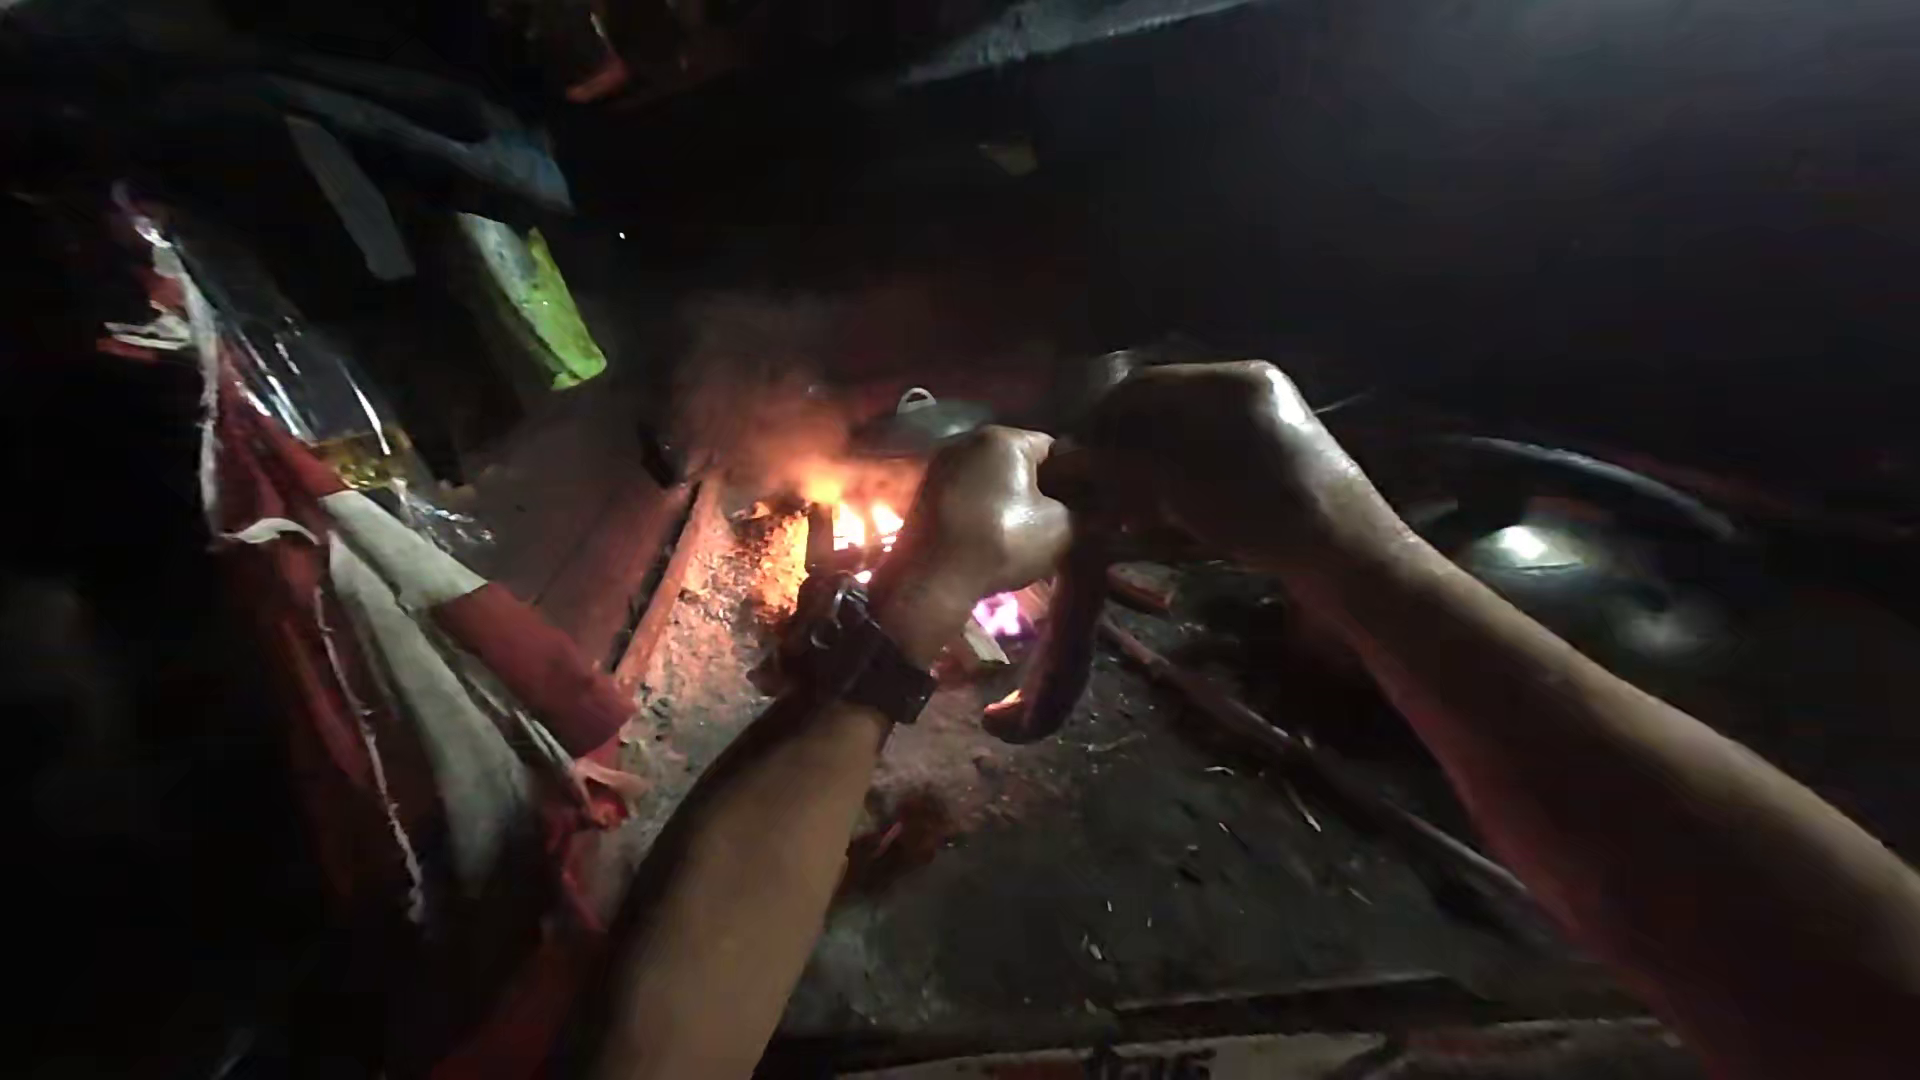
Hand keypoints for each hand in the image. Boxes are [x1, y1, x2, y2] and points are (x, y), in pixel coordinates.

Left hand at [872, 427, 1071, 664]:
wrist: (933, 580)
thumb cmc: (1002, 543)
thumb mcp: (1061, 530)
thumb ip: (1087, 515)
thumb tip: (1104, 513)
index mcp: (1003, 438)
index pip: (1055, 448)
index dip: (1076, 478)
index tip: (1084, 507)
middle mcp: (967, 441)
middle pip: (1021, 463)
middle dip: (1042, 490)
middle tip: (1057, 524)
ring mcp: (942, 467)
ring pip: (993, 481)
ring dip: (1012, 503)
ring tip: (1025, 537)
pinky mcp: (926, 494)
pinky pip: (969, 497)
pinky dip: (984, 512)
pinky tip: (992, 540)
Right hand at [1054, 361, 1406, 571]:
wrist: (1346, 554)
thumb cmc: (1261, 509)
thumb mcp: (1181, 484)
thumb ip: (1119, 462)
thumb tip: (1068, 453)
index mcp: (1230, 381)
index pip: (1144, 385)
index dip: (1101, 418)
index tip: (1074, 455)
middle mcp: (1244, 390)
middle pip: (1159, 411)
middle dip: (1120, 448)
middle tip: (1093, 484)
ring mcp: (1257, 422)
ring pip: (1177, 438)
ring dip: (1141, 469)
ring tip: (1116, 505)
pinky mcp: (1262, 455)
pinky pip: (1201, 457)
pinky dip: (1169, 480)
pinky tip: (1150, 512)